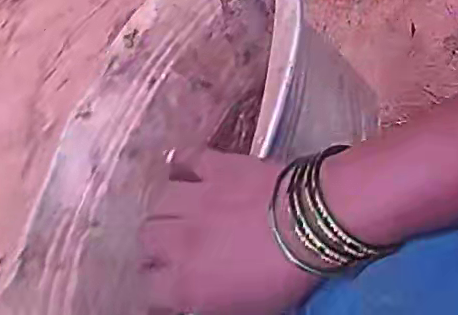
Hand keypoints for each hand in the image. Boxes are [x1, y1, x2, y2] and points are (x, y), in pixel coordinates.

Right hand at [141, 148, 322, 314]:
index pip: (148, 288)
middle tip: (174, 244)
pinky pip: (187, 157)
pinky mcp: (218, 165)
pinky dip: (181, 161)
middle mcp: (180, 241)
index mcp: (185, 285)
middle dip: (158, 244)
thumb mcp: (243, 307)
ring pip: (160, 199)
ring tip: (178, 209)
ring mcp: (198, 198)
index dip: (159, 285)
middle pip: (147, 237)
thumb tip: (195, 295)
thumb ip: (206, 301)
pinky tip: (181, 167)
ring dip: (166, 206)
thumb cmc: (284, 274)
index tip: (169, 282)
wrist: (310, 221)